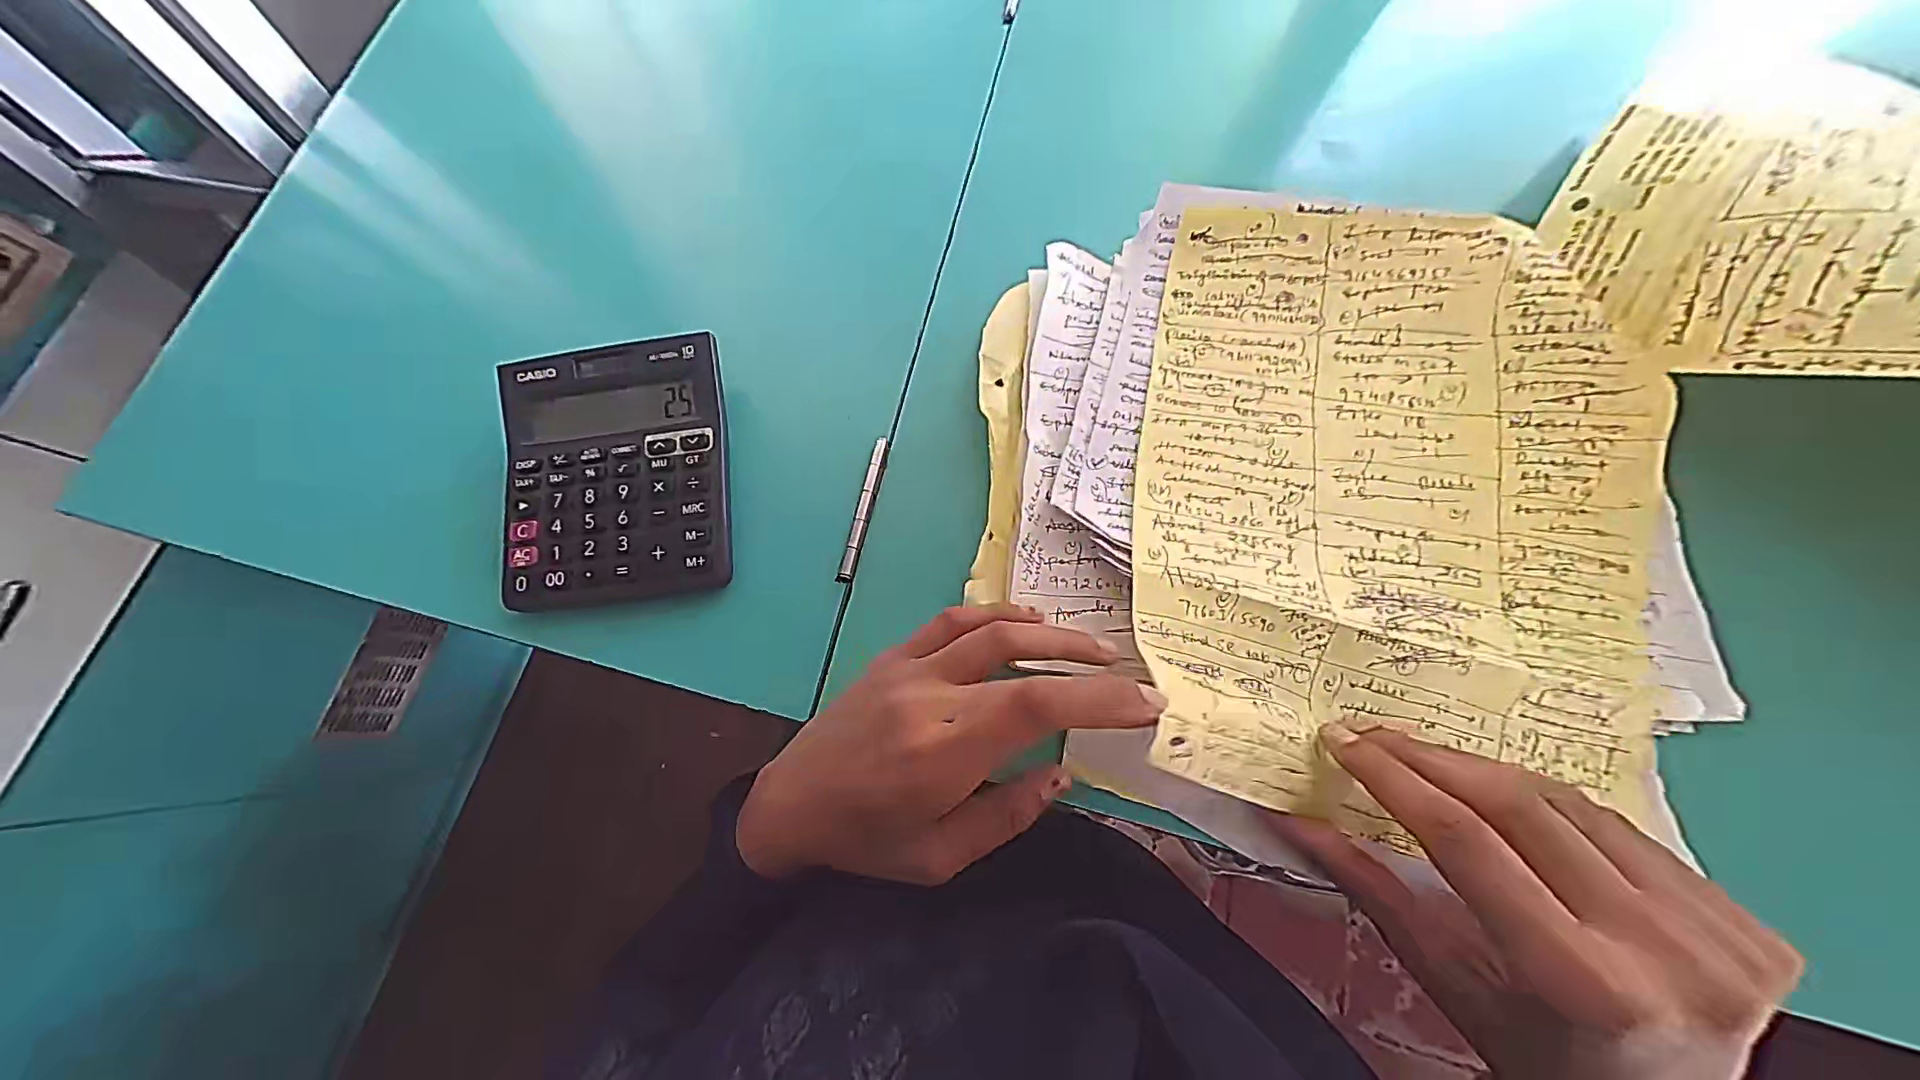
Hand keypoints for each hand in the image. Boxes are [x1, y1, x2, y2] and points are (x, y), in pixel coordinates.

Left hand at [737, 604, 1166, 884]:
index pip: (1037, 707)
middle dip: (1085, 661)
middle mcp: (929, 696)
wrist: (790, 805)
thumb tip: (1062, 771)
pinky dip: (994, 615)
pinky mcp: (892, 657)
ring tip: (1089, 645)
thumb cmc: (868, 841)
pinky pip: (949, 621)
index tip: (1145, 703)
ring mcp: (907, 668)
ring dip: (1047, 632)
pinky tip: (1023, 622)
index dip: (1099, 699)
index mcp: (944, 750)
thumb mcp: (942, 857)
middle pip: (1020, 658)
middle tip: (1128, 671)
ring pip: (989, 629)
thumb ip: (1010, 814)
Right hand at [1265, 725, 1801, 1079]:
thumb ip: (1371, 889)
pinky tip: (1501, 791)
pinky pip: (1615, 823)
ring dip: (1481, 769)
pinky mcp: (1747, 922)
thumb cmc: (1534, 1053)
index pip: (1463, 839)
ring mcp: (1716, 934)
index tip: (1345, 741)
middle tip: (1373, 736)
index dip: (1393, 778)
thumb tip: (1295, 823)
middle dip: (1429, 759)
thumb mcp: (1447, 979)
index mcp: (1577, 977)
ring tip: (1424, 757)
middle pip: (1516, 806)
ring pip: (1566, 802)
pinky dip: (1543, 797)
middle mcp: (1660, 950)